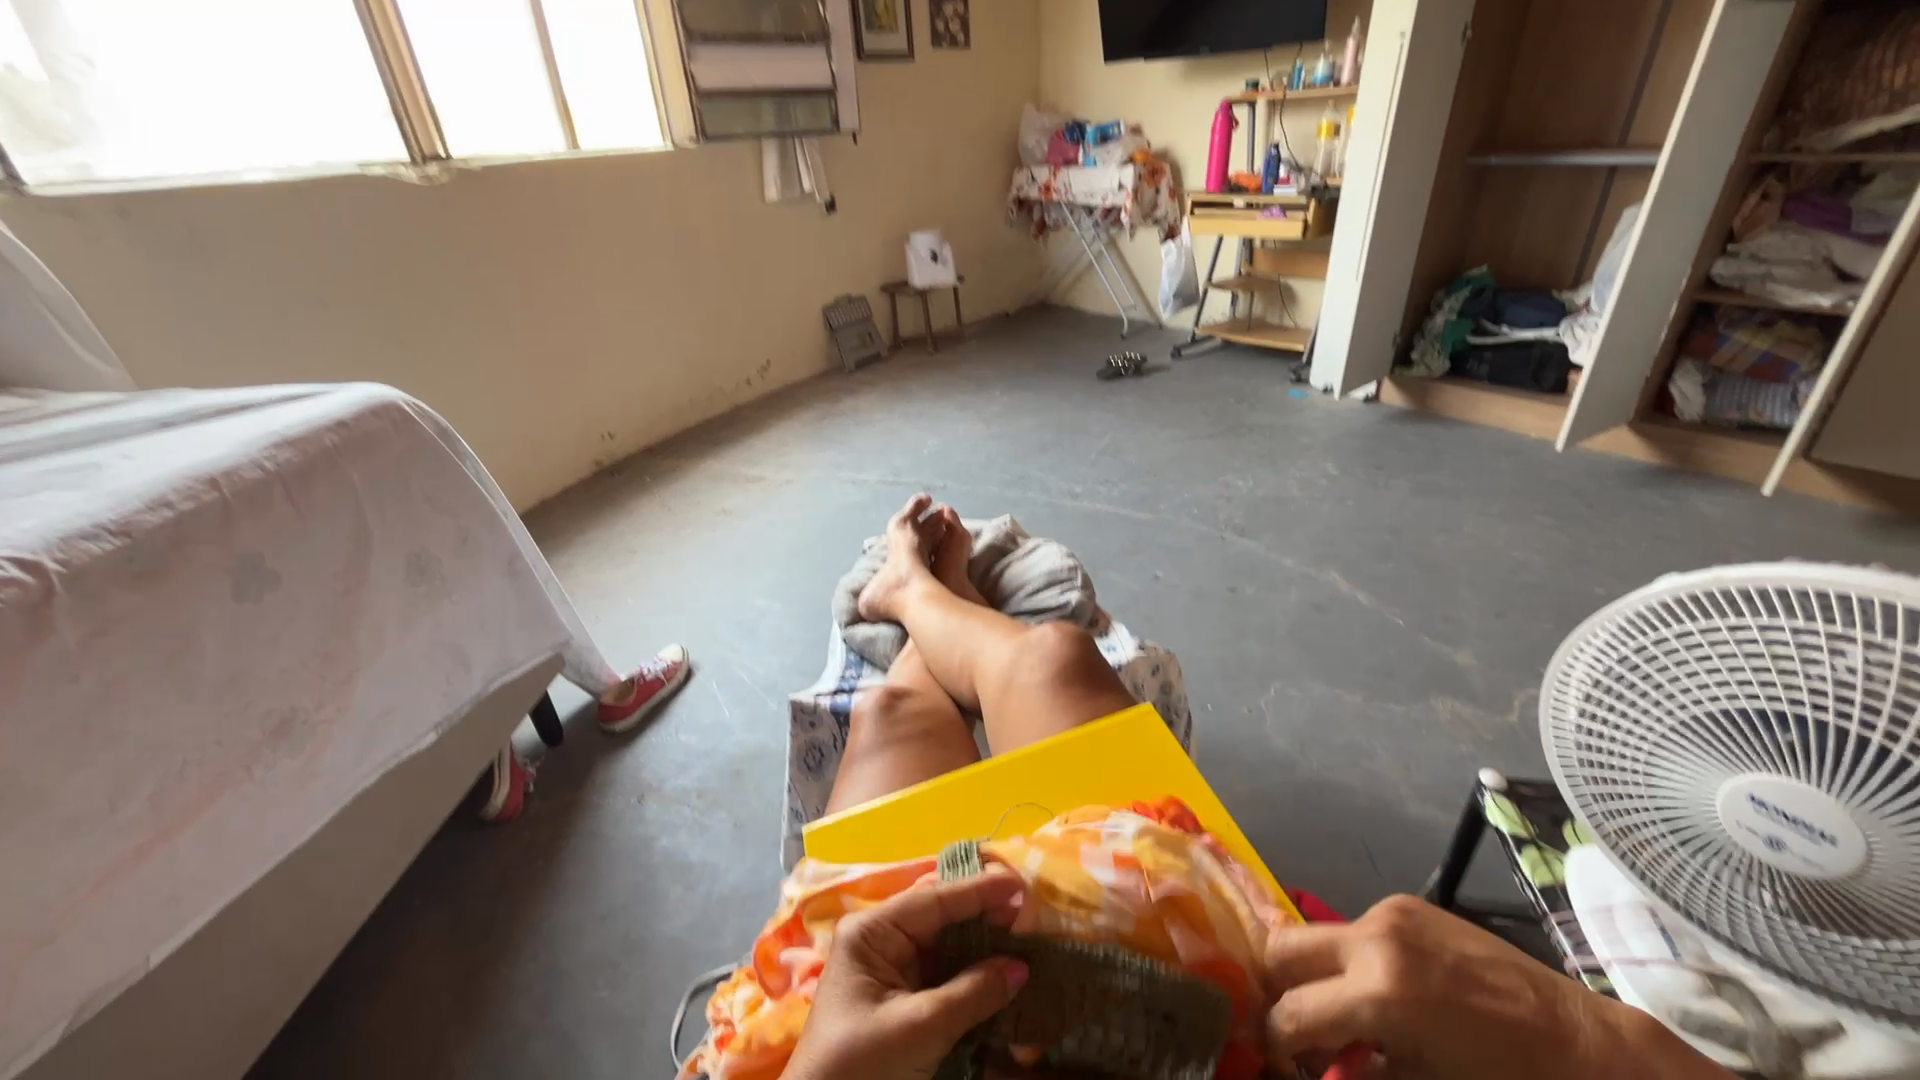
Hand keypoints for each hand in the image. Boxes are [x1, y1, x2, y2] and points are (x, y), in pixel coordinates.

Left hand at [784, 868, 1030, 1079]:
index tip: (1021, 884)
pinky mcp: (905, 996)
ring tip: (1025, 933)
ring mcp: (893, 967)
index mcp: (872, 931)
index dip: (980, 890)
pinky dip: (975, 969)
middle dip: (985, 911)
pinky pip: (947, 971)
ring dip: (984, 940)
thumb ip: (972, 993)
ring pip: (948, 942)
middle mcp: (882, 939)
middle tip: (1030, 911)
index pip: (934, 899)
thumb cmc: (859, 1065)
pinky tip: (1004, 965)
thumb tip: (1022, 966)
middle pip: (942, 914)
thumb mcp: (919, 1028)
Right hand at [1264, 895, 1729, 1079]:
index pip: (1291, 1012)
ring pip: (1313, 936)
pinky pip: (1352, 931)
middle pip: (1281, 950)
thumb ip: (1355, 1073)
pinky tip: (1379, 995)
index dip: (1277, 1043)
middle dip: (1278, 991)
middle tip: (1297, 1028)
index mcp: (1380, 992)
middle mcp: (1374, 938)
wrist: (1583, 1045)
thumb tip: (1313, 1068)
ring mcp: (1389, 913)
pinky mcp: (1405, 904)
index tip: (1282, 1059)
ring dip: (1314, 976)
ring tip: (1340, 1015)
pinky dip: (1350, 963)